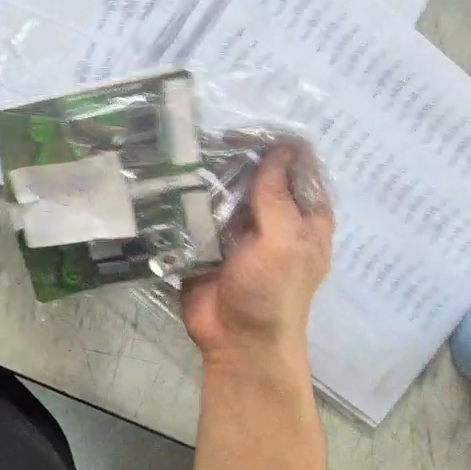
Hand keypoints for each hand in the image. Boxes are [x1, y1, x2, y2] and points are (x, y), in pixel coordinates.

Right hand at [181, 145, 332, 371]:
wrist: (236, 342)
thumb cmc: (272, 294)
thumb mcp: (284, 242)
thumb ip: (277, 198)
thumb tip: (278, 151)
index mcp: (304, 217)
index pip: (297, 168)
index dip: (278, 146)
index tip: (247, 128)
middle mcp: (272, 219)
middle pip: (256, 178)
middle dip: (235, 158)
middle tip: (205, 134)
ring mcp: (235, 233)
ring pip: (222, 196)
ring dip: (206, 179)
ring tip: (180, 153)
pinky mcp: (204, 247)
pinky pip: (195, 219)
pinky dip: (183, 205)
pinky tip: (166, 185)